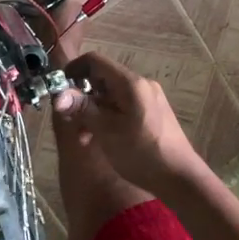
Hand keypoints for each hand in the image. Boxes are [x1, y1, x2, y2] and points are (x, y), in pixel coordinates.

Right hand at [52, 52, 208, 196]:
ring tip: (84, 137)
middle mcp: (141, 85)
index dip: (73, 70)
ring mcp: (148, 99)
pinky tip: (102, 139)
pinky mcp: (152, 113)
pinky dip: (108, 117)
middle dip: (82, 97)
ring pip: (111, 96)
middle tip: (70, 122)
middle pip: (102, 79)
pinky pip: (123, 107)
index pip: (95, 61)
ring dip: (93, 111)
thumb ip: (82, 109)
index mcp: (130, 83)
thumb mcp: (106, 132)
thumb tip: (57, 95)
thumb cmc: (142, 153)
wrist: (181, 178)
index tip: (59, 89)